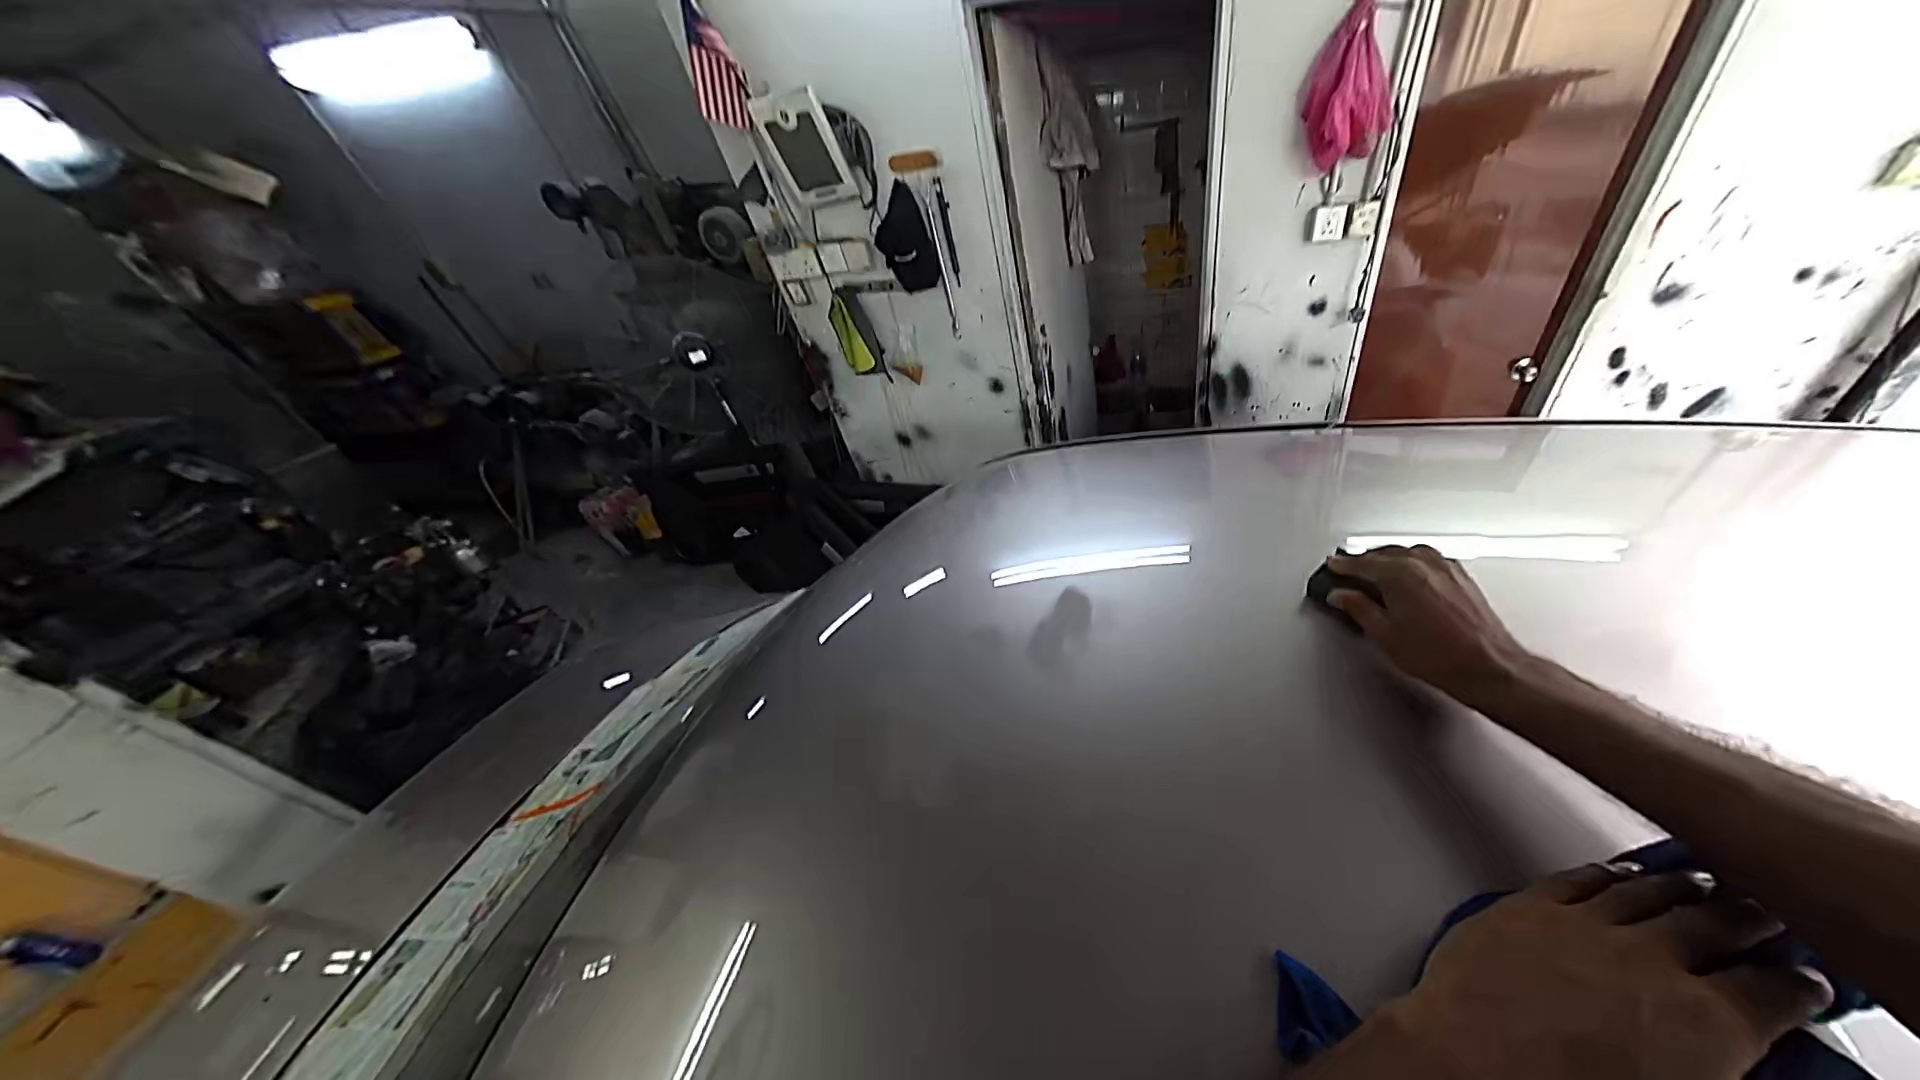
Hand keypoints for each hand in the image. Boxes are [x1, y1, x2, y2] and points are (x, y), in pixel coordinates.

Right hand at [1325, 546, 1531, 701]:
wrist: (1487, 666)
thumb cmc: (1442, 655)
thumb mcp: (1382, 633)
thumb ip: (1357, 608)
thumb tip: (1342, 596)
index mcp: (1399, 574)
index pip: (1360, 563)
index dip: (1341, 566)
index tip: (1333, 567)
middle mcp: (1423, 565)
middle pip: (1383, 553)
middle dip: (1363, 562)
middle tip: (1348, 573)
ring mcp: (1446, 569)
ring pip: (1406, 553)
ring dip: (1387, 559)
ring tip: (1375, 574)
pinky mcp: (1461, 577)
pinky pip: (1427, 559)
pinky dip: (1410, 563)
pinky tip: (1406, 576)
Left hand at [1375, 863, 1833, 1079]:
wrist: (1478, 1060)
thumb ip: (1712, 1062)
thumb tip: (1722, 1053)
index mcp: (1708, 1022)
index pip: (1774, 994)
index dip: (1797, 985)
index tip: (1806, 979)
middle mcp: (1650, 960)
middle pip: (1711, 926)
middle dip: (1743, 917)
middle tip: (1760, 911)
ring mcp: (1582, 925)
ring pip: (1642, 894)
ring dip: (1675, 886)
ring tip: (1697, 880)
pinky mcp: (1526, 905)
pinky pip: (1573, 881)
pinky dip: (1600, 873)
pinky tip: (1612, 871)